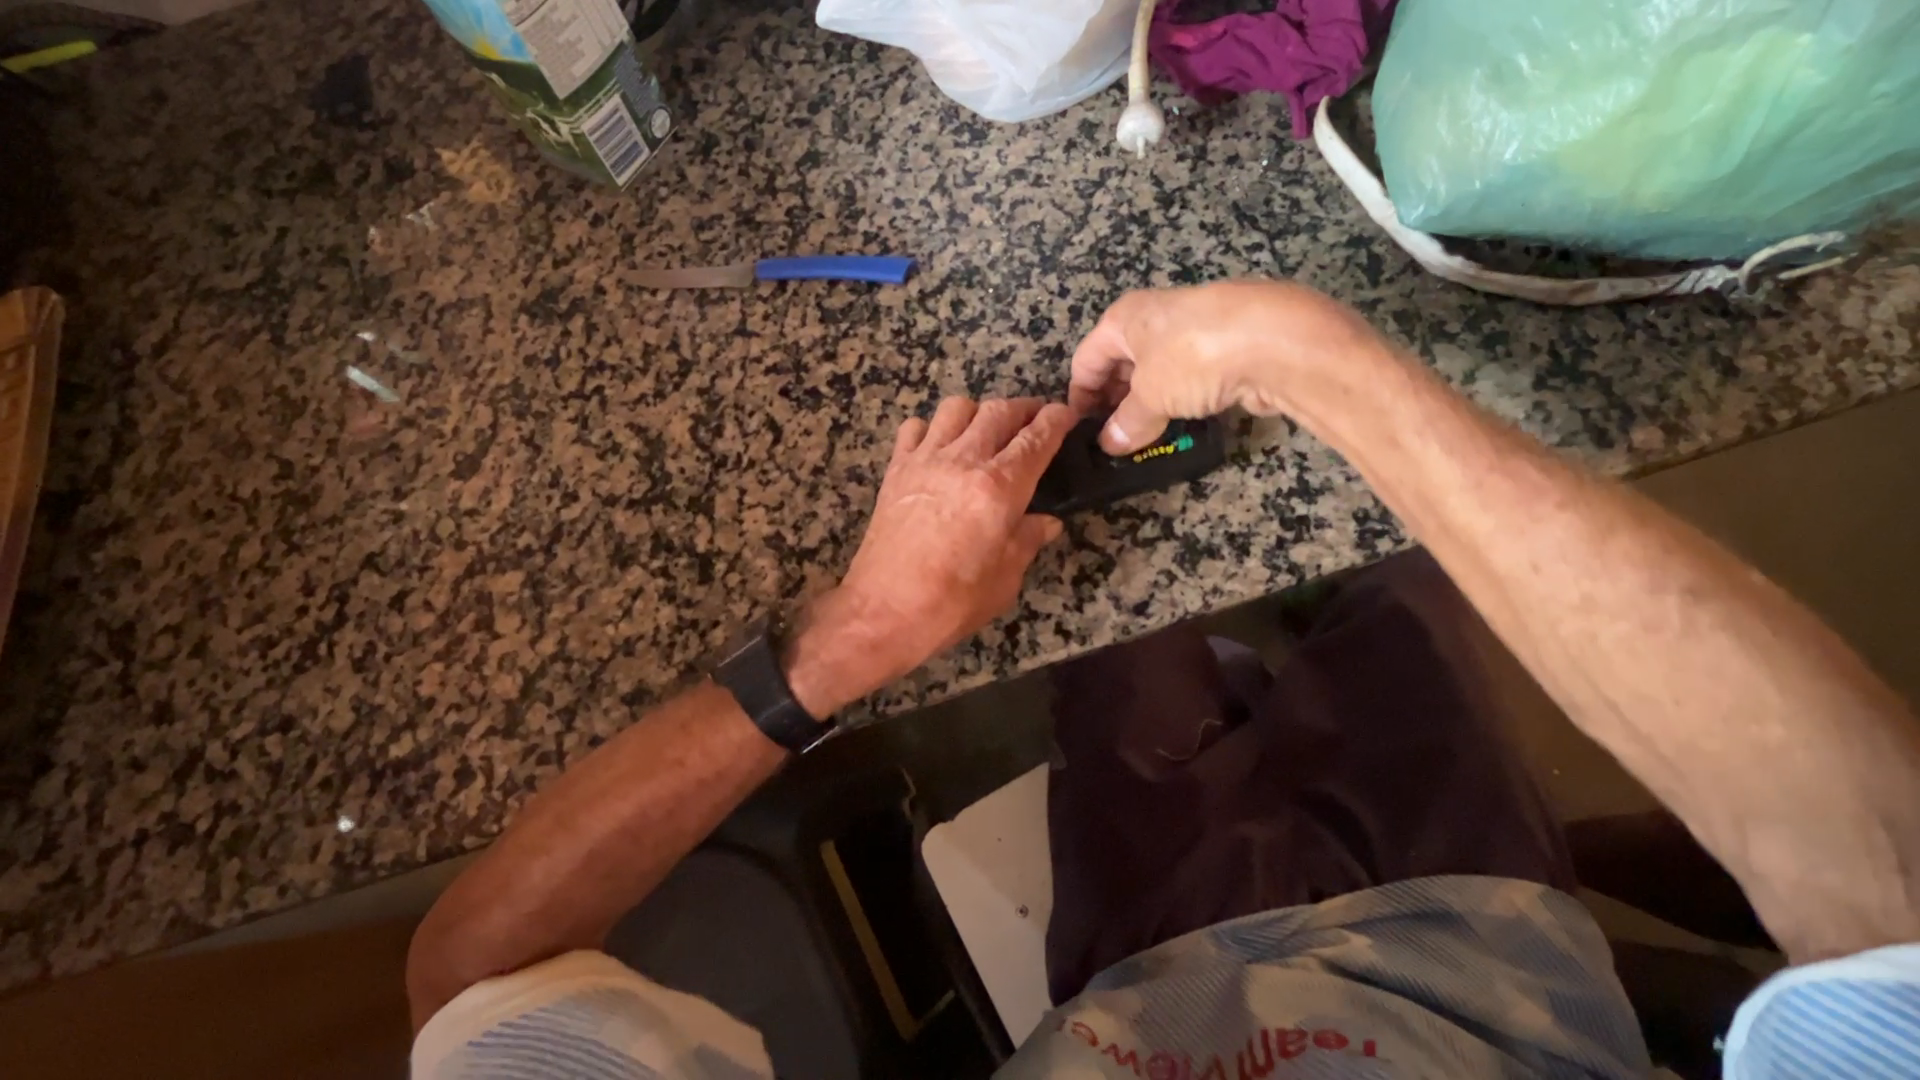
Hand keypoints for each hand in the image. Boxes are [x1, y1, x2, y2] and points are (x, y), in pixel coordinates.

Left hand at [784, 398, 1077, 715]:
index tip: (1067, 413)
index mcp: (1000, 487)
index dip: (1057, 419)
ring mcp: (925, 461)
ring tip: (986, 430)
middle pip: (999, 411)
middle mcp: (964, 461)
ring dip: (978, 412)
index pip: (1037, 437)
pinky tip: (939, 448)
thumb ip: (1028, 540)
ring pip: (957, 408)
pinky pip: (915, 428)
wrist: (884, 611)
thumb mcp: (1006, 578)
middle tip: (1036, 418)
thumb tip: (1047, 523)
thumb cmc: (953, 602)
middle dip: (1024, 408)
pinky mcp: (896, 470)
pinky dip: (932, 428)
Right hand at [1069, 280, 1389, 452]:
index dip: (1081, 397)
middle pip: (1122, 363)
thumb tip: (1111, 442)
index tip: (1081, 431)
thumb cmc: (1194, 358)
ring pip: (1159, 371)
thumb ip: (1127, 422)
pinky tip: (1186, 423)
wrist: (1277, 340)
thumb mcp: (1150, 397)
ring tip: (1148, 437)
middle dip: (1116, 402)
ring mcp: (1194, 329)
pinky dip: (1184, 398)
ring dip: (1151, 403)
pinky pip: (1192, 376)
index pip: (1086, 360)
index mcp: (1125, 318)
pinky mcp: (1227, 345)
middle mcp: (1155, 316)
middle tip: (1114, 439)